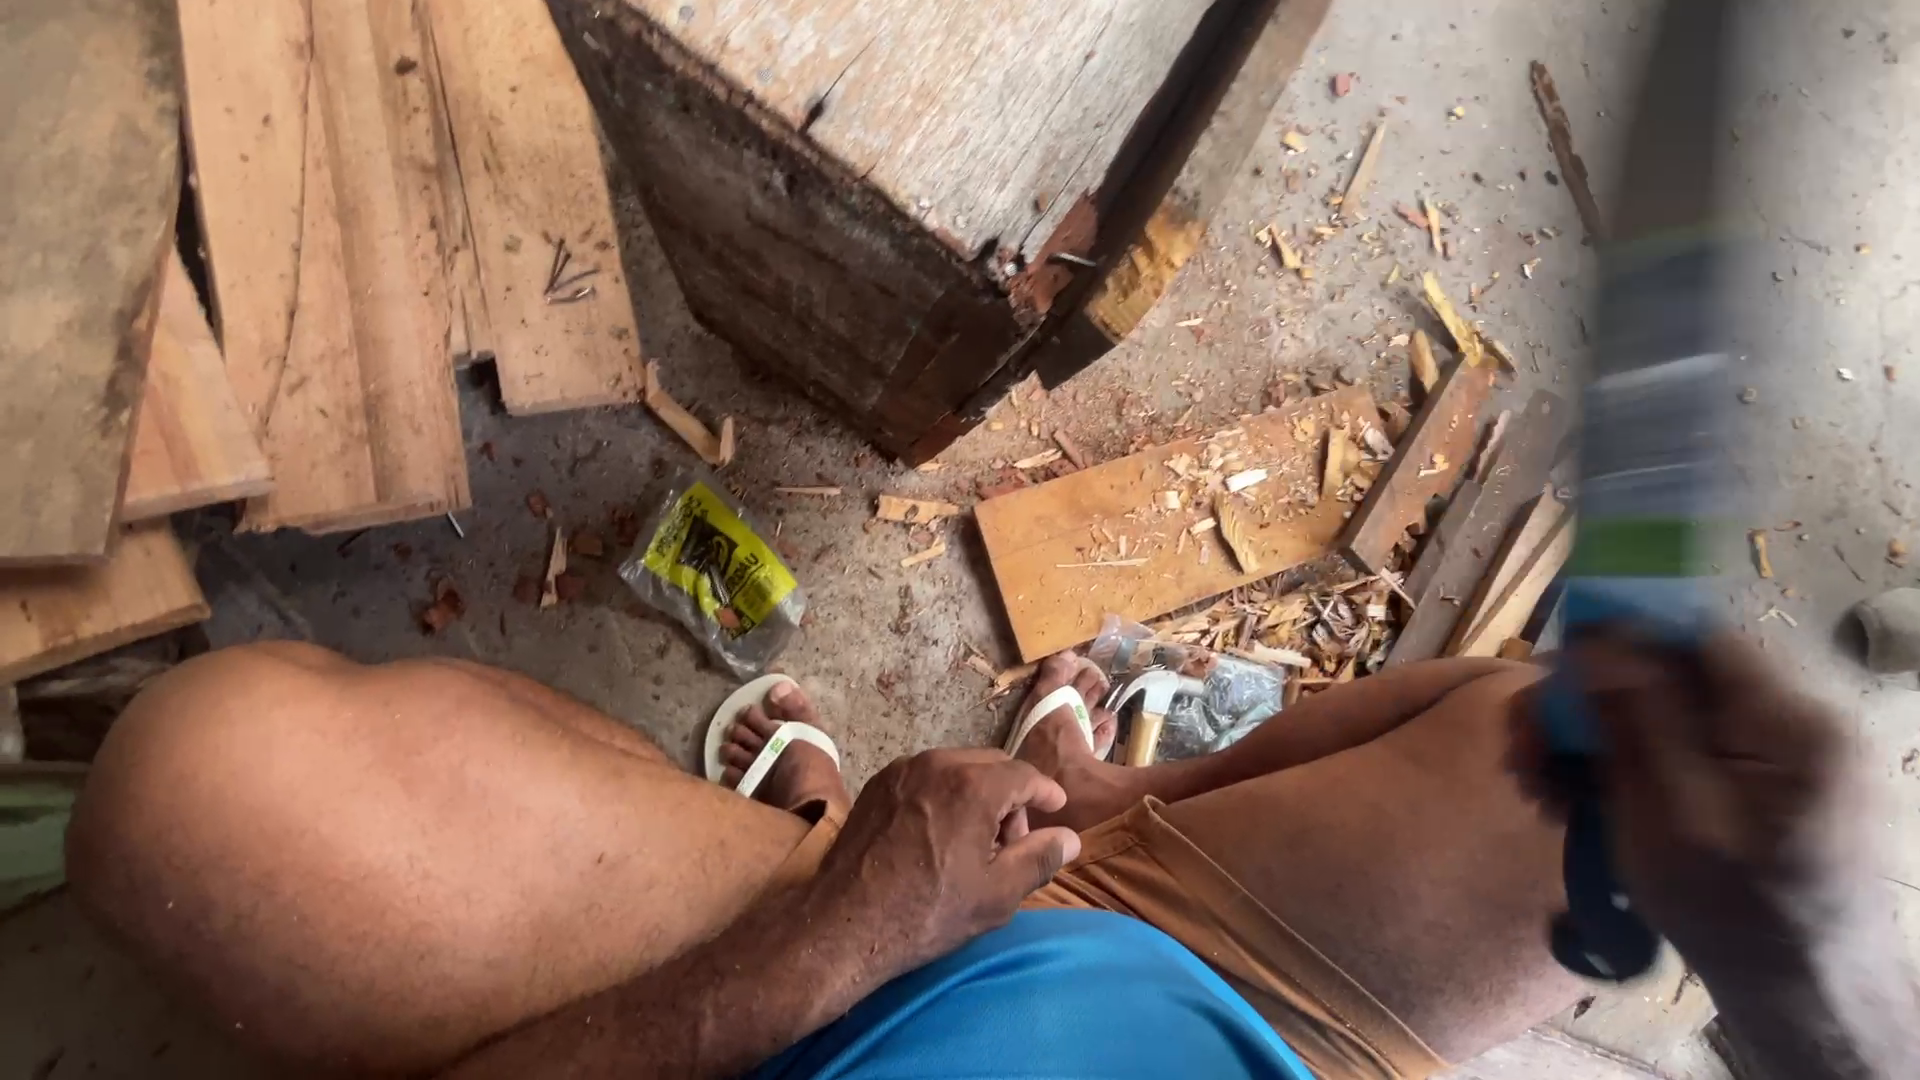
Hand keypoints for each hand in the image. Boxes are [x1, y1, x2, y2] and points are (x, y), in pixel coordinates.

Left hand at [805, 749, 1080, 978]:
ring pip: (958, 767)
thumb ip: (1040, 858)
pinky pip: (926, 775)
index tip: (1056, 808)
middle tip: (1012, 841)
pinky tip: (939, 833)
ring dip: (977, 792)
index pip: (1024, 774)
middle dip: (1011, 795)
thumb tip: (1070, 837)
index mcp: (972, 785)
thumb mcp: (997, 894)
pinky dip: (944, 793)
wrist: (845, 924)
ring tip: (974, 840)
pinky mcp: (879, 781)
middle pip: (992, 765)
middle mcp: (938, 763)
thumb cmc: (928, 912)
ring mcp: (903, 769)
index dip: (1046, 791)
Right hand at [1554, 631, 1864, 980]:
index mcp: (1791, 724)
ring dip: (1584, 733)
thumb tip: (1597, 638)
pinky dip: (1613, 759)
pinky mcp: (1752, 779)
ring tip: (1535, 778)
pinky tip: (1570, 793)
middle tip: (1523, 744)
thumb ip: (1640, 720)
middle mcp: (1790, 724)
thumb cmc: (1735, 912)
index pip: (1695, 634)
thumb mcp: (1671, 814)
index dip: (1616, 630)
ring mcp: (1773, 753)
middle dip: (1582, 698)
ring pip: (1656, 708)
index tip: (1547, 660)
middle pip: (1664, 672)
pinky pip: (1669, 743)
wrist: (1807, 998)